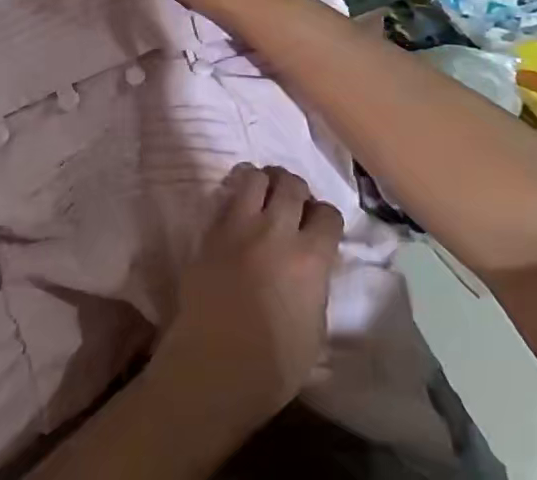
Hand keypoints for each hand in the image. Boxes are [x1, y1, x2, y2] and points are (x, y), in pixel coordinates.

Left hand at [147, 164, 344, 433]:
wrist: (218, 359)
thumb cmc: (277, 358)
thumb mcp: (315, 322)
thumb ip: (313, 281)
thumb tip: (307, 264)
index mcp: (310, 257)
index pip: (327, 214)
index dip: (325, 217)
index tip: (319, 225)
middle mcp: (275, 231)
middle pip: (289, 184)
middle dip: (294, 188)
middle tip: (291, 201)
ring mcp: (237, 226)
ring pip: (253, 177)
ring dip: (262, 181)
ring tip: (263, 194)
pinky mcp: (209, 230)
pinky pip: (225, 197)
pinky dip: (235, 194)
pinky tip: (237, 206)